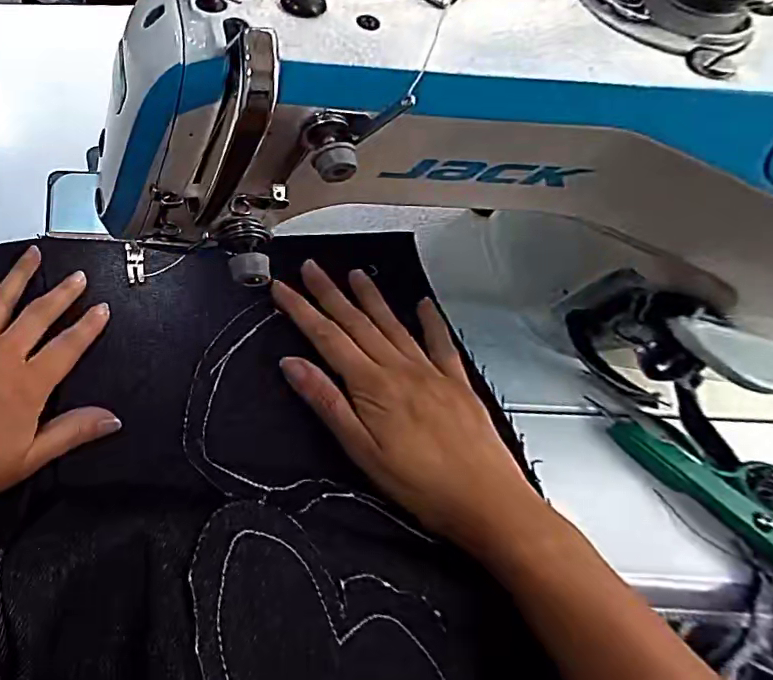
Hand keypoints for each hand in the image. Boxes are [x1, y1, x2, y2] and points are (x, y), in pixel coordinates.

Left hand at [0, 246, 118, 525]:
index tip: (101, 310)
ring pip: (3, 301)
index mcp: (27, 385)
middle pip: (40, 314)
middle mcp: (3, 357)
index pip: (69, 346)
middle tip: (78, 277)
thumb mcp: (29, 458)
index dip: (89, 326)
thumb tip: (108, 419)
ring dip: (20, 275)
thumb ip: (72, 432)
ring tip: (32, 255)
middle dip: (63, 292)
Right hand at [272, 261, 539, 551]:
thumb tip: (292, 365)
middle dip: (329, 292)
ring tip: (355, 274)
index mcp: (372, 385)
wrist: (491, 505)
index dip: (301, 309)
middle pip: (356, 322)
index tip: (282, 288)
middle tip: (311, 268)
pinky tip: (424, 304)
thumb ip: (327, 402)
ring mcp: (431, 372)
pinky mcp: (457, 384)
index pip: (327, 336)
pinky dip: (431, 320)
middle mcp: (400, 369)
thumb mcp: (362, 451)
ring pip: (392, 324)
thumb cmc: (424, 487)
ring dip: (370, 297)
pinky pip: (440, 343)